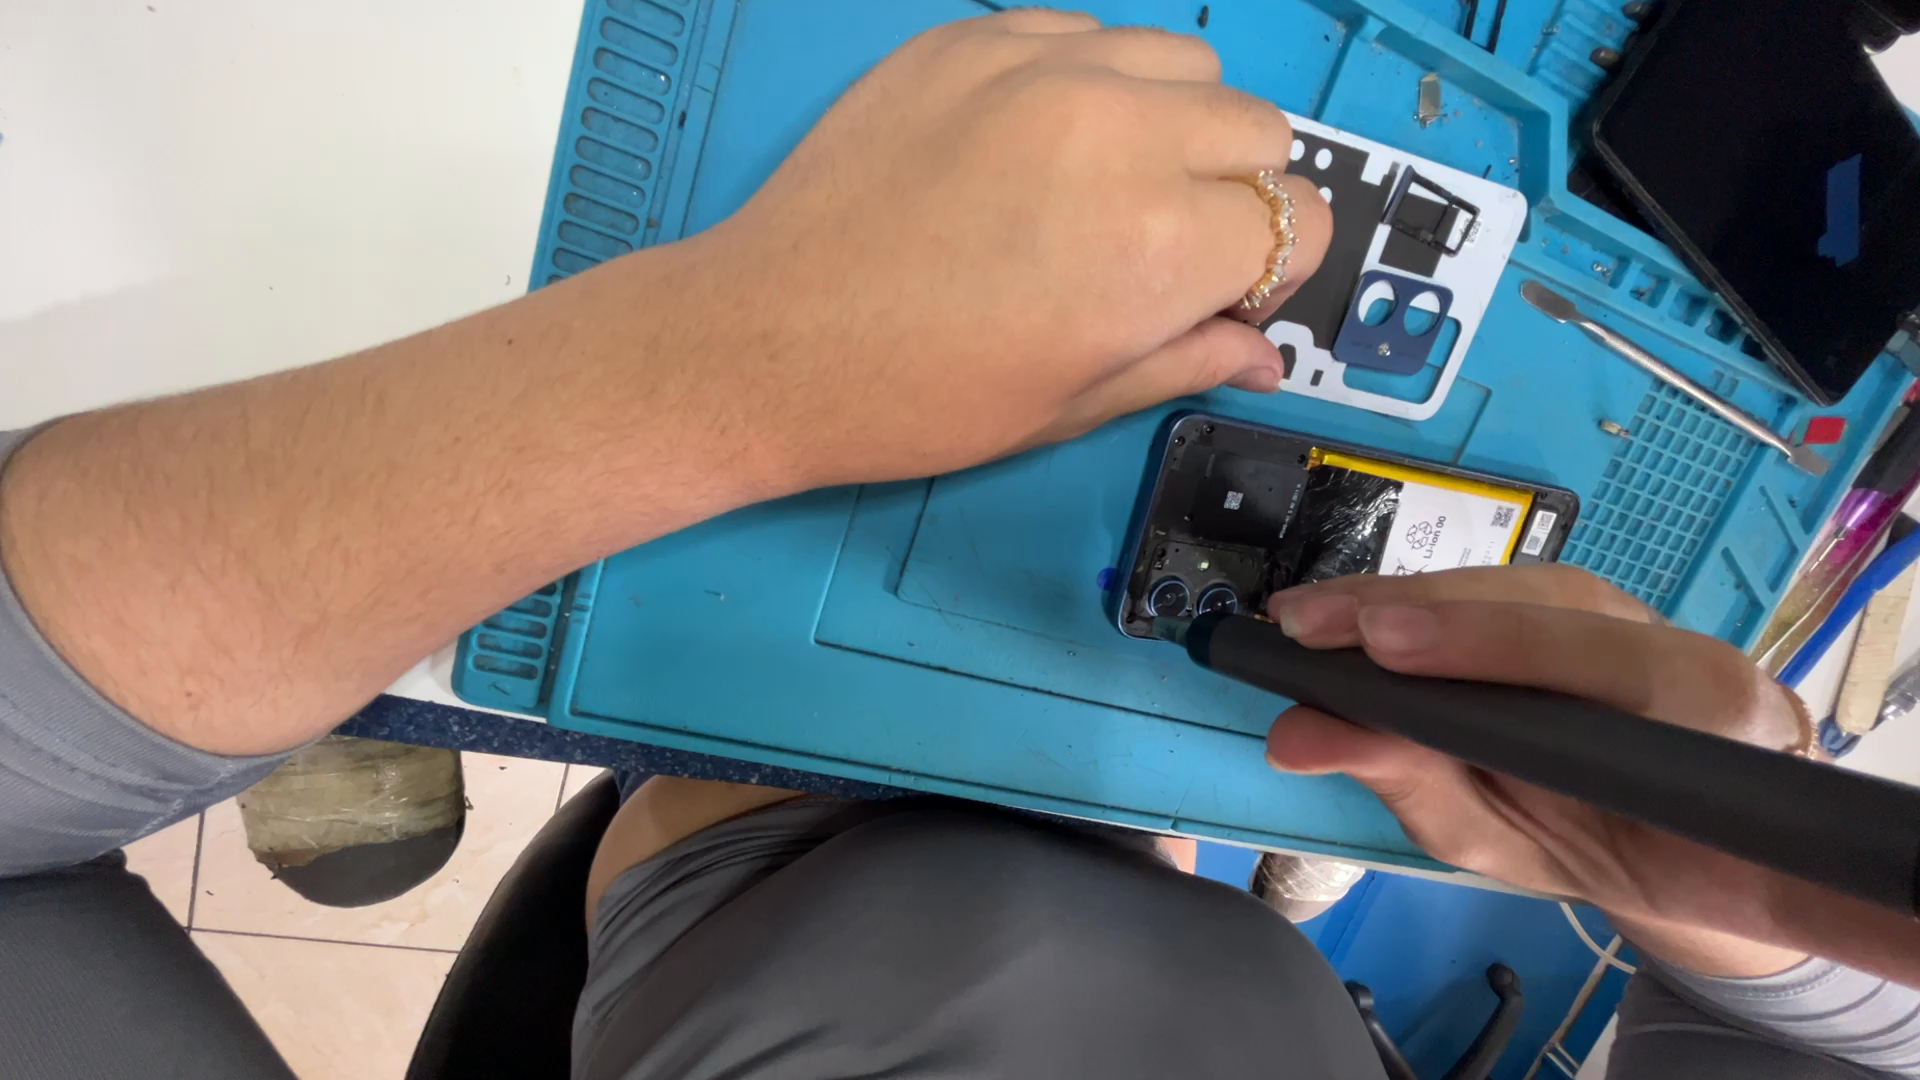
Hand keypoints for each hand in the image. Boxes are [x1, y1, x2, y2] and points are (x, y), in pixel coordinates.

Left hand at [673, 10, 1330, 486]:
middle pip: (1259, 135)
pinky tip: (1039, 152)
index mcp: (1154, 250)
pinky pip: (1089, 37)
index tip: (1215, 305)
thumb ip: (1181, 365)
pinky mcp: (969, 41)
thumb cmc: (914, 402)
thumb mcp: (1064, 408)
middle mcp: (1118, 136)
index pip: (1298, 226)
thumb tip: (1260, 355)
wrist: (768, 346)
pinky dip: (1098, 91)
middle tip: (1164, 257)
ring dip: (1177, 134)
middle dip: (1236, 202)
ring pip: (1186, 69)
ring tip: (1104, 197)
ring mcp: (1039, 71)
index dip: (1267, 277)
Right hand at [1263, 566, 1850, 975]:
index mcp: (1700, 710)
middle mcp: (1655, 634)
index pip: (1589, 657)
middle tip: (1302, 625)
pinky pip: (1461, 589)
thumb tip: (1294, 736)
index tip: (1380, 644)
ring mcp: (1603, 607)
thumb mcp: (1501, 844)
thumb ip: (1412, 787)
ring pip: (1487, 581)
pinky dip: (1385, 597)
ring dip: (1381, 595)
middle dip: (1406, 605)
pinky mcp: (1543, 598)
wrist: (1676, 837)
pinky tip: (1328, 609)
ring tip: (1297, 617)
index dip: (1483, 641)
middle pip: (1527, 598)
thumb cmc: (1593, 849)